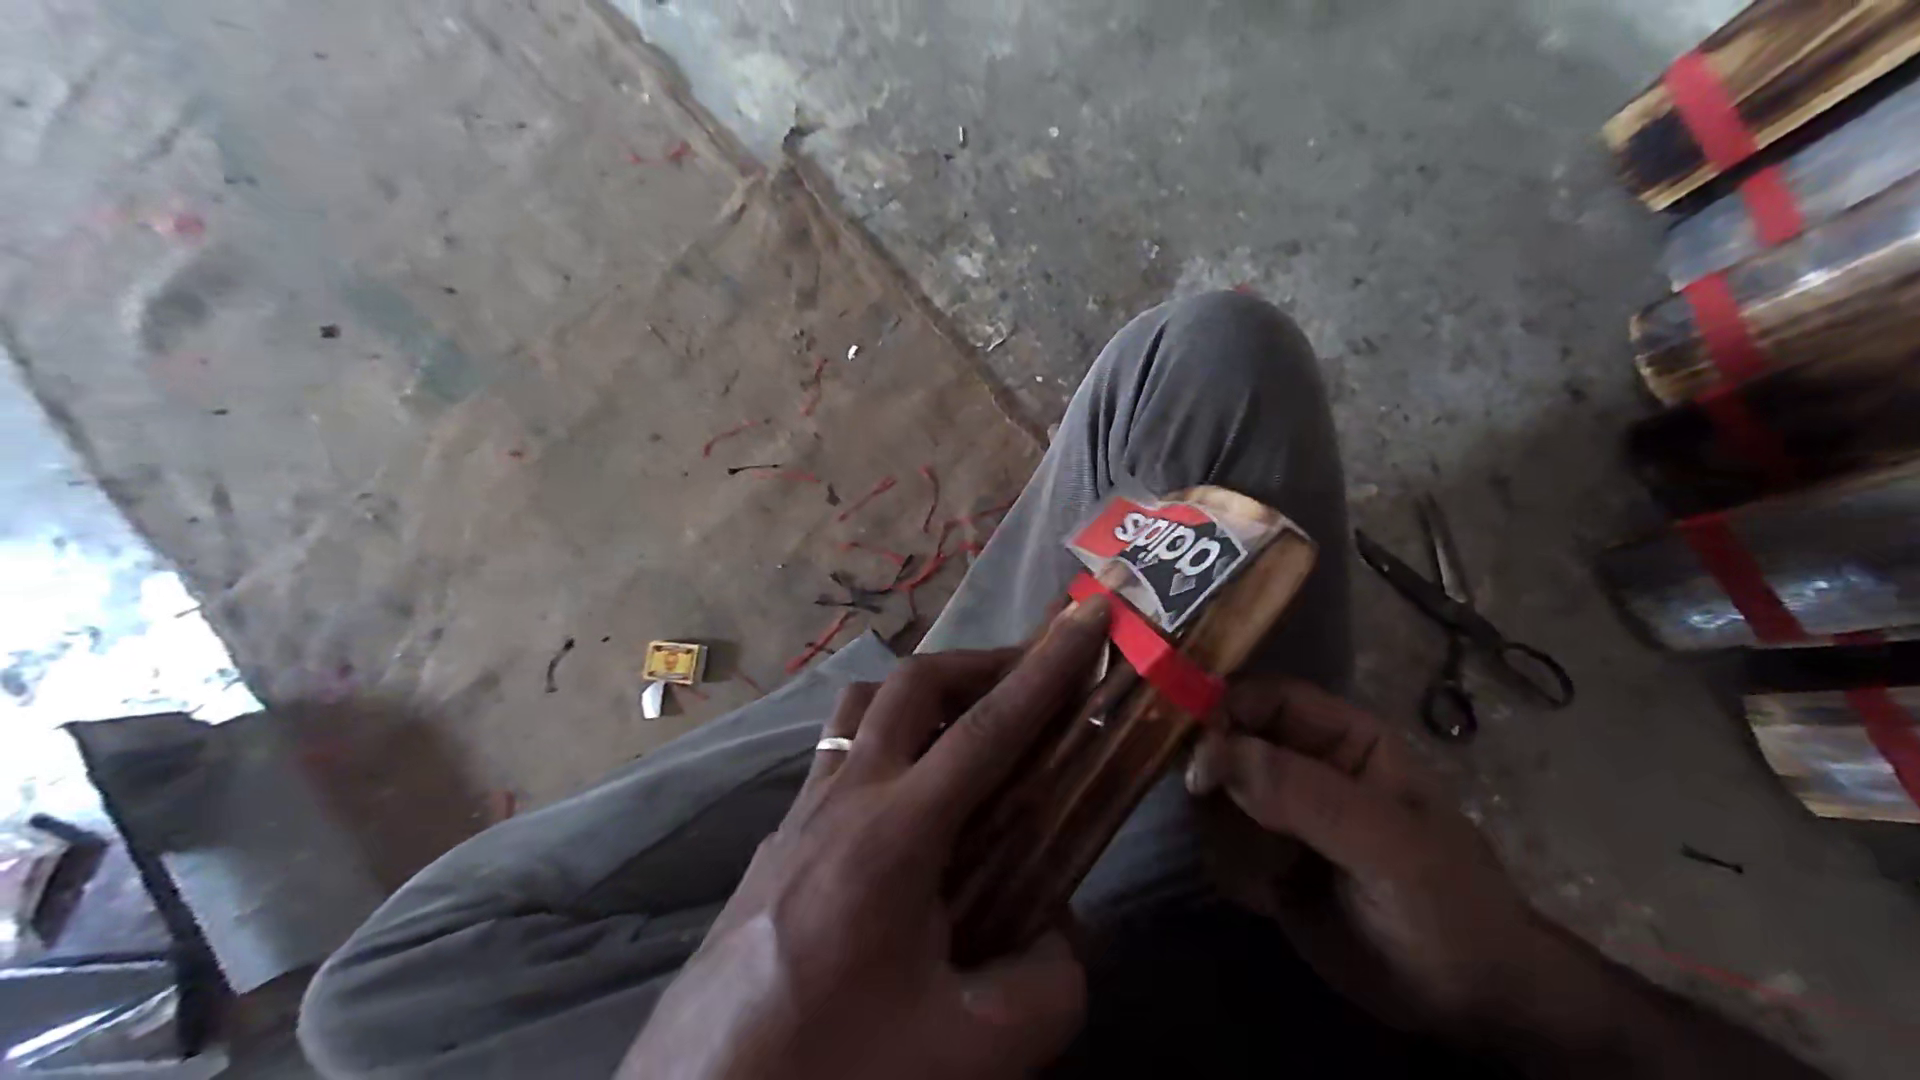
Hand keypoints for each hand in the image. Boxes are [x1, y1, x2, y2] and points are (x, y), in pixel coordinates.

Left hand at [620, 596, 1112, 1079]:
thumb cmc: (833, 1070)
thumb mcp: (971, 1051)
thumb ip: (1045, 985)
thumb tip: (1058, 932)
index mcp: (892, 833)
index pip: (987, 727)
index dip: (1048, 668)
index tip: (1085, 616)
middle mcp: (842, 797)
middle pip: (911, 684)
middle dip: (979, 662)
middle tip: (1028, 680)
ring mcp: (800, 811)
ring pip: (861, 708)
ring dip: (921, 696)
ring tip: (967, 727)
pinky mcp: (778, 838)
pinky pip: (837, 755)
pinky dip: (885, 745)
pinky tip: (908, 803)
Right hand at [1185, 677, 1550, 1035]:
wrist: (1467, 1004)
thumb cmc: (1445, 906)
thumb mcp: (1388, 846)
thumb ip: (1306, 794)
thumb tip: (1214, 753)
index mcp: (1341, 736)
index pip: (1267, 697)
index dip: (1225, 708)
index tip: (1192, 746)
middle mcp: (1301, 763)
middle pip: (1226, 738)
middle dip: (1209, 771)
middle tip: (1202, 805)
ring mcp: (1277, 811)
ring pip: (1213, 790)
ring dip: (1218, 827)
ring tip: (1255, 869)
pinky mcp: (1260, 857)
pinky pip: (1215, 840)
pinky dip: (1225, 865)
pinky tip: (1263, 897)